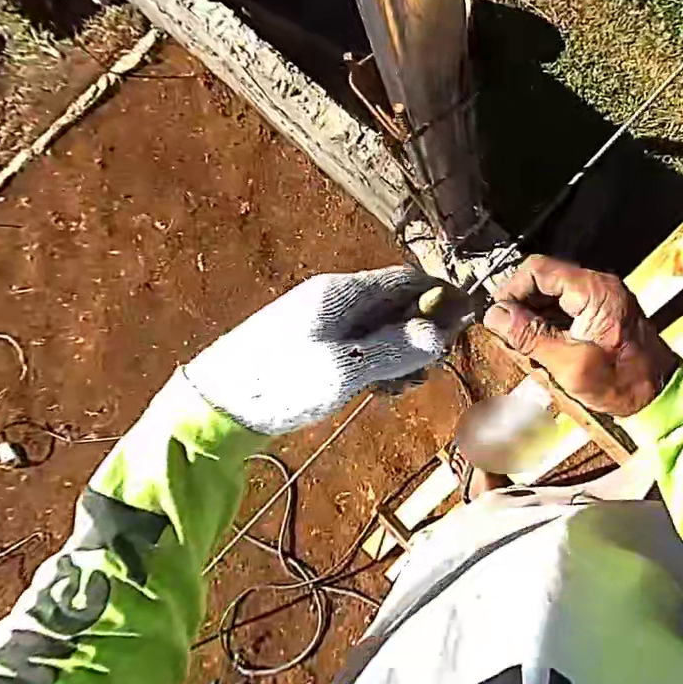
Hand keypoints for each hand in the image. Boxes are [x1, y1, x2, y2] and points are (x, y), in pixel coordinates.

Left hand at [182, 266, 458, 434]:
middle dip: (418, 334)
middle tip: (420, 374)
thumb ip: (394, 348)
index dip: (440, 298)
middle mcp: (333, 298)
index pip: (406, 280)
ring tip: (391, 389)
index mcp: (342, 293)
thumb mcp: (344, 369)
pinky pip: (355, 342)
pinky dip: (372, 362)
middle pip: (394, 303)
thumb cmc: (279, 382)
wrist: (216, 403)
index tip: (466, 323)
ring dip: (396, 353)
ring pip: (377, 326)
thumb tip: (441, 331)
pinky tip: (369, 389)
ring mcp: (319, 319)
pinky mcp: (309, 342)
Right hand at [481, 256, 676, 416]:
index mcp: (595, 292)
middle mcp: (598, 287)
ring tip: (525, 344)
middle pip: (541, 279)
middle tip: (510, 334)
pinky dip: (544, 322)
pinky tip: (541, 345)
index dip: (512, 289)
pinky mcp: (597, 311)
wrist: (661, 401)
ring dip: (530, 316)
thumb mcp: (569, 364)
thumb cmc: (622, 384)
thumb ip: (530, 336)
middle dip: (519, 305)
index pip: (538, 269)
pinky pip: (558, 306)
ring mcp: (599, 298)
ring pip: (546, 293)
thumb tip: (494, 315)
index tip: (501, 316)